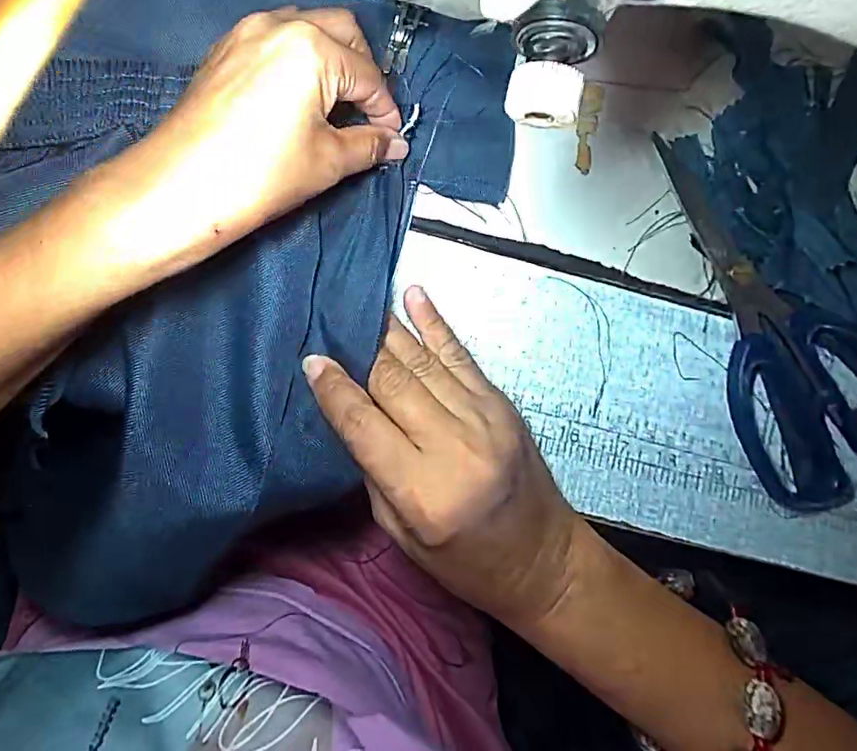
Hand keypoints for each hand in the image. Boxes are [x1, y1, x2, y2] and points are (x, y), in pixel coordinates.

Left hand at [101, 7, 407, 266]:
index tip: (389, 132)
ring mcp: (243, 36)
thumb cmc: (248, 176)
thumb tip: (390, 142)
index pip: (367, 74)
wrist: (177, 190)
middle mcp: (276, 28)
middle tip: (368, 112)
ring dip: (328, 57)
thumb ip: (367, 145)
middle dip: (362, 70)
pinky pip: (271, 42)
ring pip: (304, 29)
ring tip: (334, 103)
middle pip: (341, 32)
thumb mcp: (325, 162)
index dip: (384, 108)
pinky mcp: (221, 53)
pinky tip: (296, 96)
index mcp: (310, 47)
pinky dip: (294, 60)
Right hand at [304, 286, 592, 628]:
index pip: (364, 424)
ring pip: (421, 361)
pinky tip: (413, 296)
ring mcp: (483, 418)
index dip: (333, 389)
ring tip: (360, 306)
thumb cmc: (465, 561)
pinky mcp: (501, 403)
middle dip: (356, 352)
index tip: (311, 361)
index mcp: (423, 491)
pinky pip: (459, 354)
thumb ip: (373, 467)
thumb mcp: (400, 532)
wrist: (544, 562)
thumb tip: (348, 407)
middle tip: (330, 327)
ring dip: (387, 331)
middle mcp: (453, 447)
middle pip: (391, 382)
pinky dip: (433, 323)